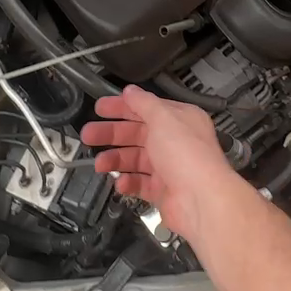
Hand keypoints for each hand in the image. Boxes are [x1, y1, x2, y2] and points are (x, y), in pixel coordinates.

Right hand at [81, 85, 242, 243]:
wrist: (201, 200)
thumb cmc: (187, 154)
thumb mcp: (163, 118)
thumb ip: (144, 103)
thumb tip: (130, 91)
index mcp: (179, 119)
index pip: (146, 108)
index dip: (122, 107)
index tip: (99, 108)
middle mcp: (175, 141)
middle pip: (137, 133)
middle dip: (112, 134)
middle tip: (89, 135)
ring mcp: (169, 167)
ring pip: (136, 159)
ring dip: (116, 159)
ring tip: (99, 164)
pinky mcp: (163, 191)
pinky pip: (140, 184)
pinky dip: (128, 183)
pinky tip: (119, 182)